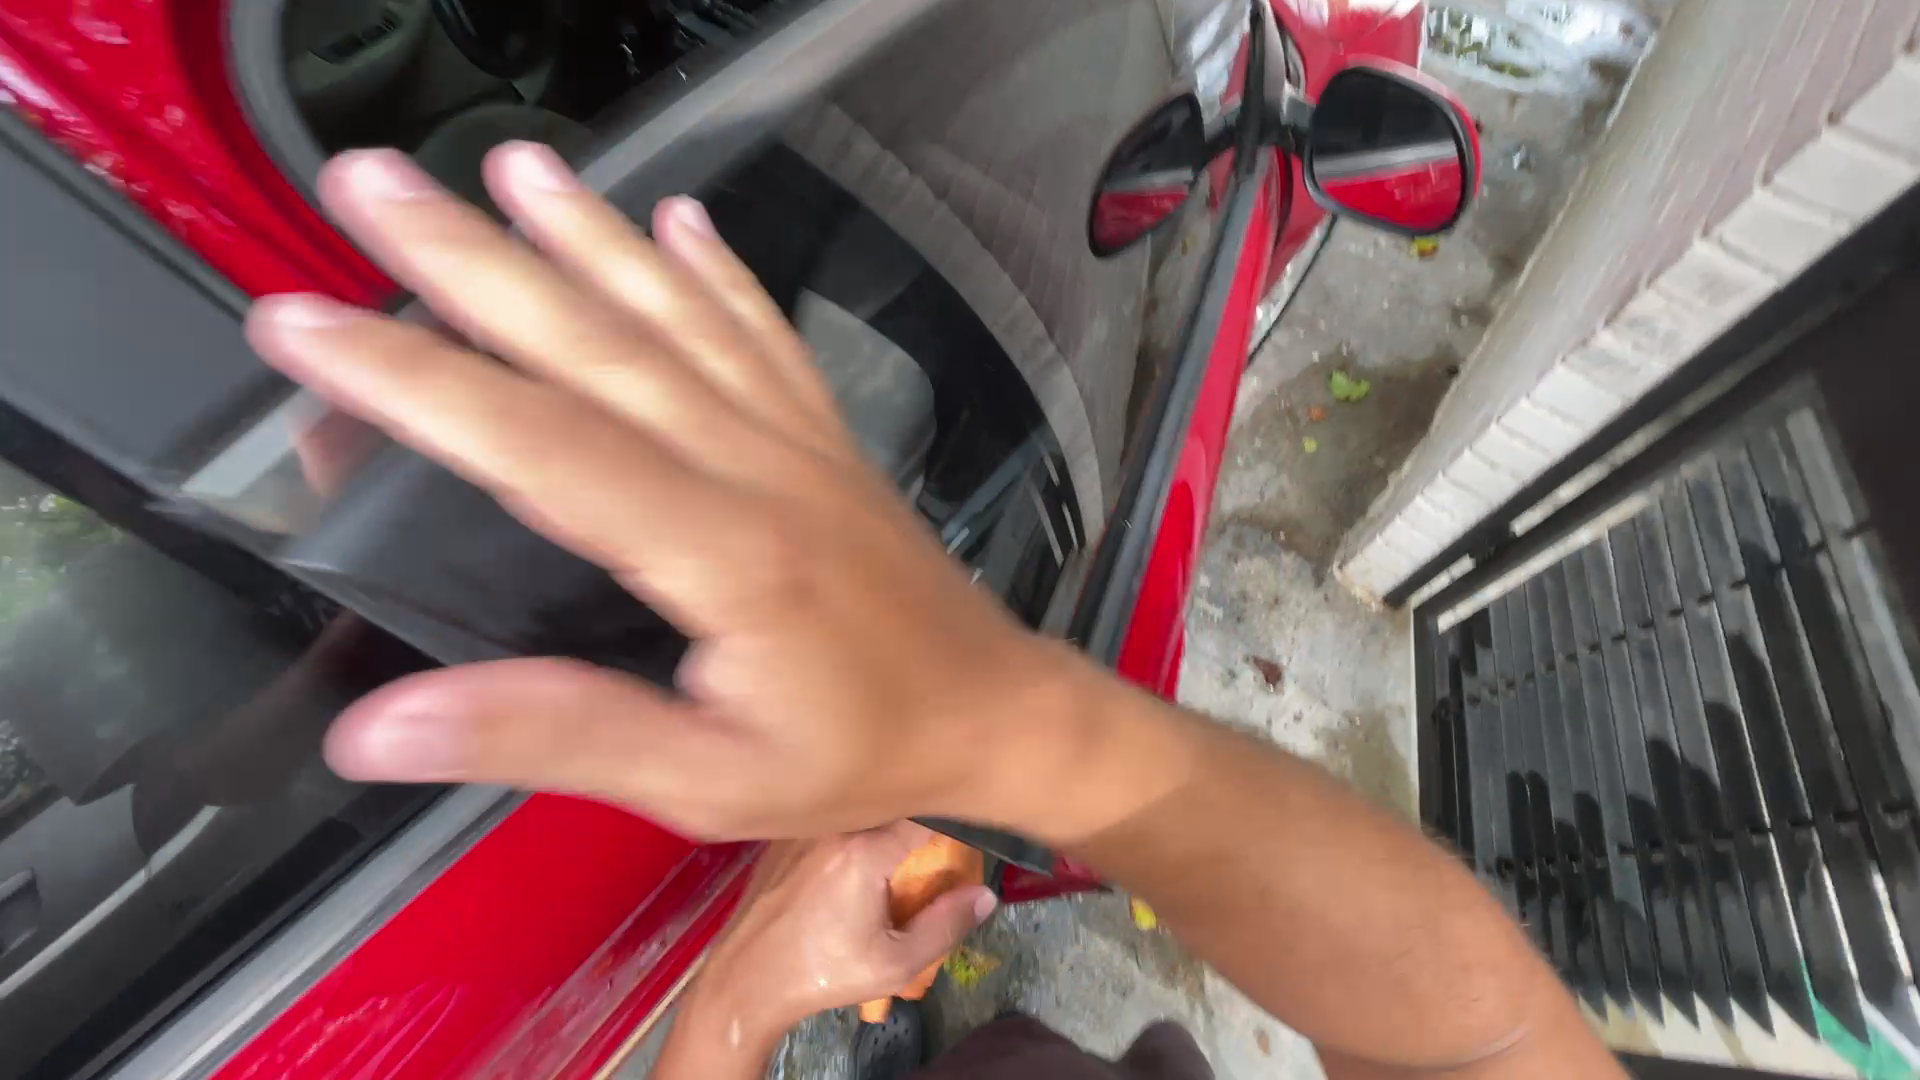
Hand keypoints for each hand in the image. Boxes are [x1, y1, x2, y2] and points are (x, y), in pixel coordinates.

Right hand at [242, 143, 1166, 841]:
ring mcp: (806, 445)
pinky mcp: (832, 443)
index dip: (422, 385)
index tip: (309, 322)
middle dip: (483, 265)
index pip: (550, 449)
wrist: (988, 707)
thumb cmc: (862, 753)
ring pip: (687, 322)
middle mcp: (765, 473)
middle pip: (610, 351)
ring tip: (519, 167)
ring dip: (598, 240)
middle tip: (376, 184)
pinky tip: (686, 223)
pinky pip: (769, 342)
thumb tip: (385, 726)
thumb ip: (564, 738)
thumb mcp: (713, 781)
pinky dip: (723, 278)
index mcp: (728, 557)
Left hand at [653, 823, 994, 1079]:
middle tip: (924, 848)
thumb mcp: (894, 963)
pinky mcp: (783, 833)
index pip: (924, 813)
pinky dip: (844, 829)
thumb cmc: (823, 972)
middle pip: (890, 805)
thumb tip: (984, 895)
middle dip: (913, 820)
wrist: (745, 981)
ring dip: (877, 822)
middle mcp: (835, 824)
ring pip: (856, 809)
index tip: (961, 833)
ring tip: (885, 853)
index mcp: (865, 849)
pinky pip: (827, 818)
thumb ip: (945, 926)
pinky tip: (841, 861)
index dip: (947, 819)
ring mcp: (804, 824)